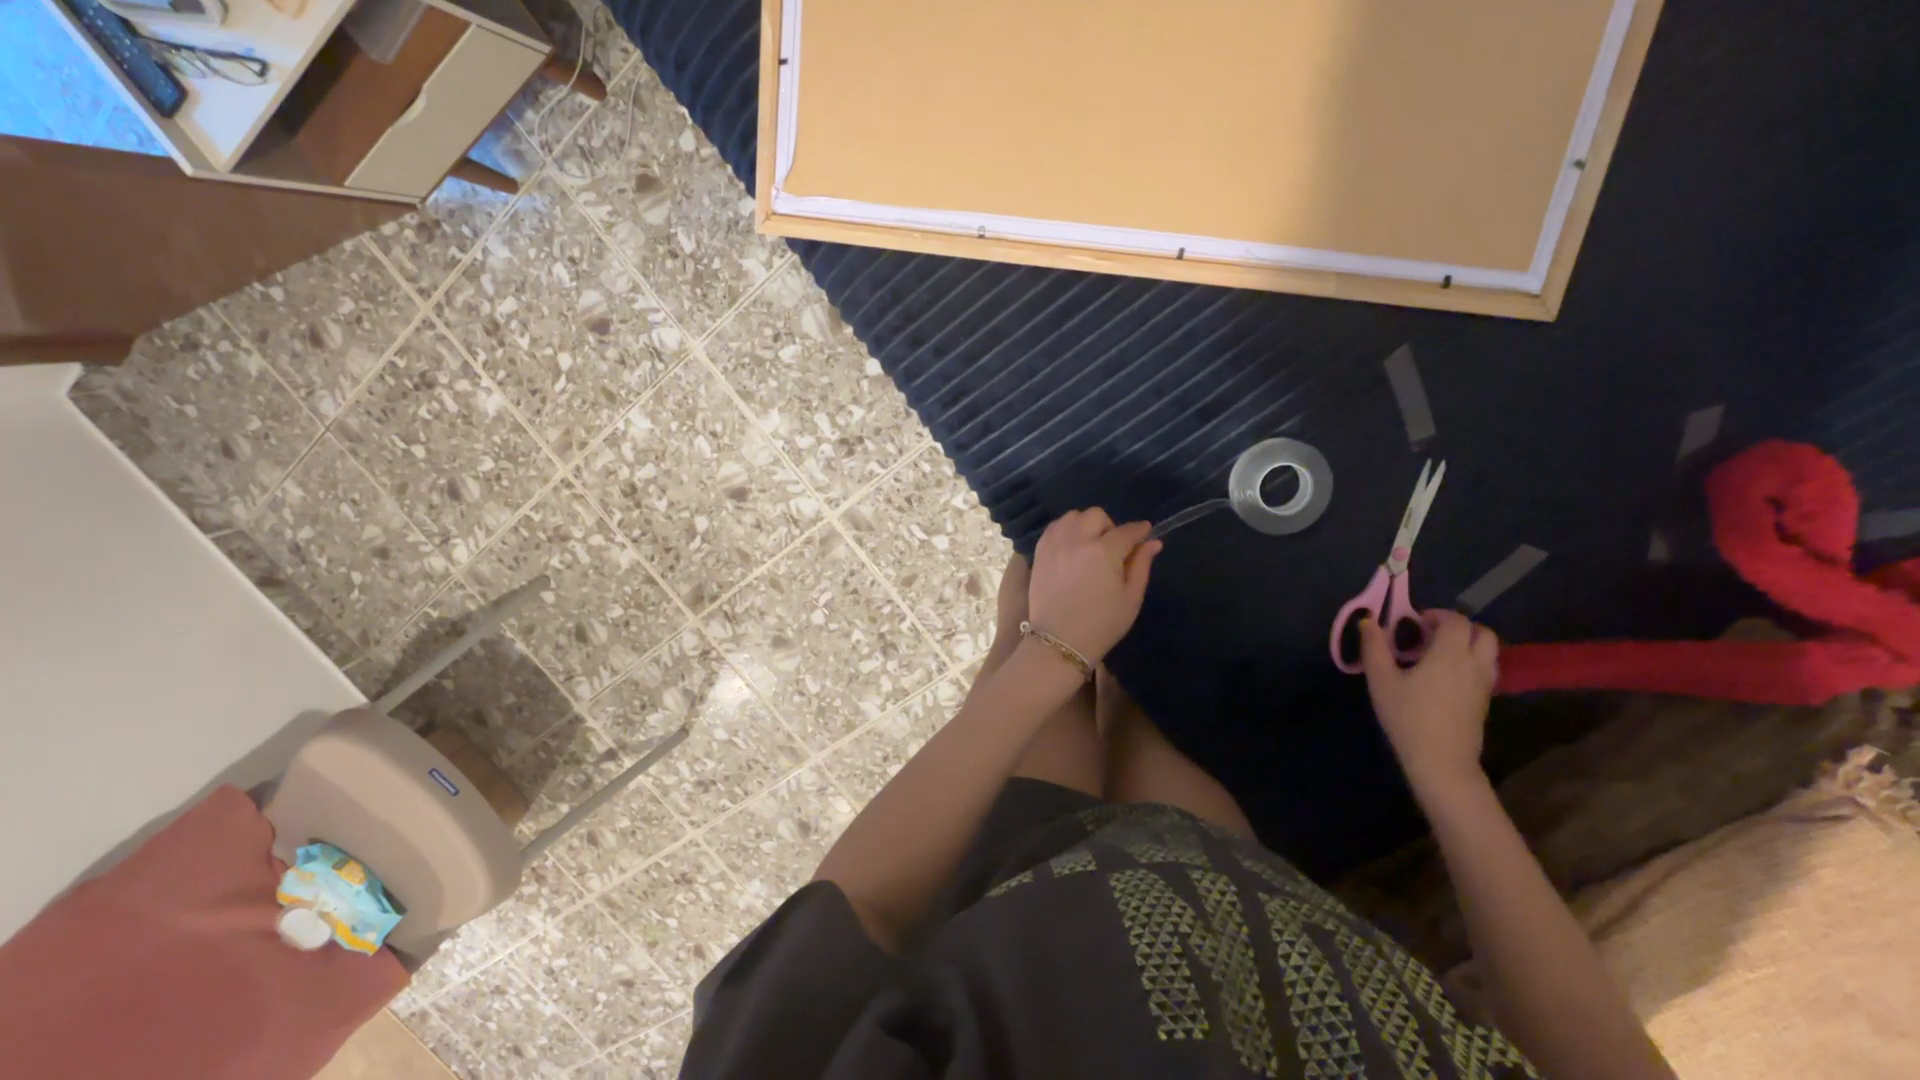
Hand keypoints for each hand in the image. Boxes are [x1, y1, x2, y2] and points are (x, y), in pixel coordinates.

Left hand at [1026, 509, 1161, 662]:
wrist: (1059, 642)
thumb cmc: (1102, 624)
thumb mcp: (1130, 598)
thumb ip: (1141, 565)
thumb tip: (1153, 542)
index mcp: (1104, 552)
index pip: (1126, 531)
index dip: (1139, 530)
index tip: (1145, 532)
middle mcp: (1077, 541)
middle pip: (1097, 516)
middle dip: (1109, 527)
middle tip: (1112, 549)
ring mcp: (1054, 545)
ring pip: (1072, 517)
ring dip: (1085, 525)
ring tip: (1089, 546)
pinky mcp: (1039, 553)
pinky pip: (1053, 528)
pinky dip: (1065, 530)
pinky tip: (1071, 547)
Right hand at [1360, 609, 1498, 798]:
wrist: (1441, 761)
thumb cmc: (1408, 717)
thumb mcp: (1381, 681)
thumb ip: (1374, 648)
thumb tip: (1368, 620)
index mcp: (1450, 653)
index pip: (1456, 620)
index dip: (1437, 615)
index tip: (1415, 623)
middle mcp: (1474, 663)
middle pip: (1482, 632)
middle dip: (1459, 627)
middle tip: (1432, 636)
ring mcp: (1484, 684)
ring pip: (1489, 652)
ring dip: (1469, 645)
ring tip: (1440, 656)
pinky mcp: (1485, 701)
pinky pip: (1486, 670)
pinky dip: (1471, 664)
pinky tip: (1447, 679)